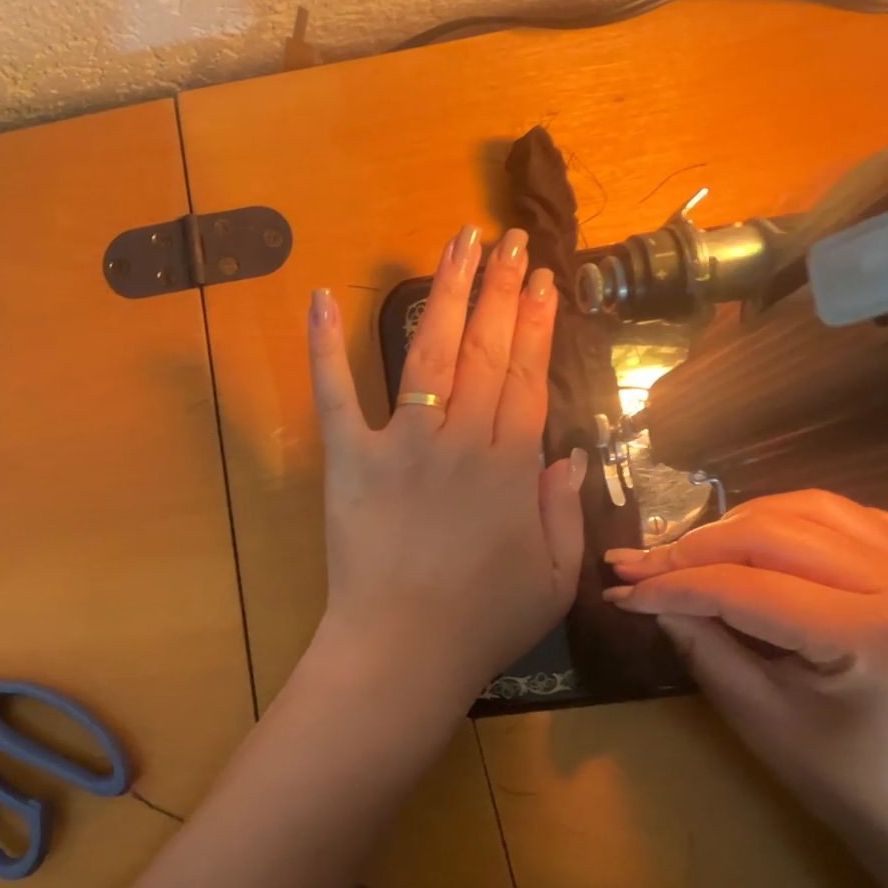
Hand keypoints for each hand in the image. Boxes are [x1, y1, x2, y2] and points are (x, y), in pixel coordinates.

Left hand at [306, 225, 584, 706]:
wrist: (402, 649)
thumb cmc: (482, 623)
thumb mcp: (554, 579)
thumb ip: (565, 511)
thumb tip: (569, 453)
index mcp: (511, 466)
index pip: (527, 377)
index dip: (535, 323)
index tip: (541, 279)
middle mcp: (459, 439)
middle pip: (484, 351)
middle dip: (498, 289)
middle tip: (506, 239)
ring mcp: (400, 444)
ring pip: (427, 354)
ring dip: (443, 294)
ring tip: (456, 242)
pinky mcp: (348, 459)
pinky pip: (334, 395)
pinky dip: (323, 346)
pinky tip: (319, 297)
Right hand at [603, 490, 887, 847]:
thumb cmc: (842, 775)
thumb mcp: (755, 713)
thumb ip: (699, 643)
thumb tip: (641, 594)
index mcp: (868, 634)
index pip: (743, 585)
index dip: (671, 584)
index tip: (618, 589)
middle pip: (774, 531)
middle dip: (696, 546)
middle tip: (643, 568)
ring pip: (812, 508)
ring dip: (741, 522)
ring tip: (695, 554)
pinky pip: (862, 516)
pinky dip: (807, 518)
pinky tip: (778, 539)